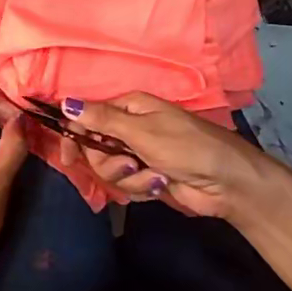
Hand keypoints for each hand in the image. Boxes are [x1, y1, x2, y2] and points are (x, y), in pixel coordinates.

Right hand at [56, 91, 291, 225]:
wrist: (226, 182)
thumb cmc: (186, 146)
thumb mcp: (141, 130)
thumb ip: (101, 119)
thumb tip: (65, 102)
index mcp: (128, 108)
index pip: (86, 118)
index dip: (74, 136)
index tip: (68, 156)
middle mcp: (129, 129)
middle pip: (94, 148)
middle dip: (109, 163)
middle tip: (130, 164)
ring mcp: (138, 154)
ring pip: (109, 171)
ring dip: (130, 178)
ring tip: (155, 175)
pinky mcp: (146, 178)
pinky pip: (126, 186)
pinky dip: (142, 188)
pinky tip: (162, 185)